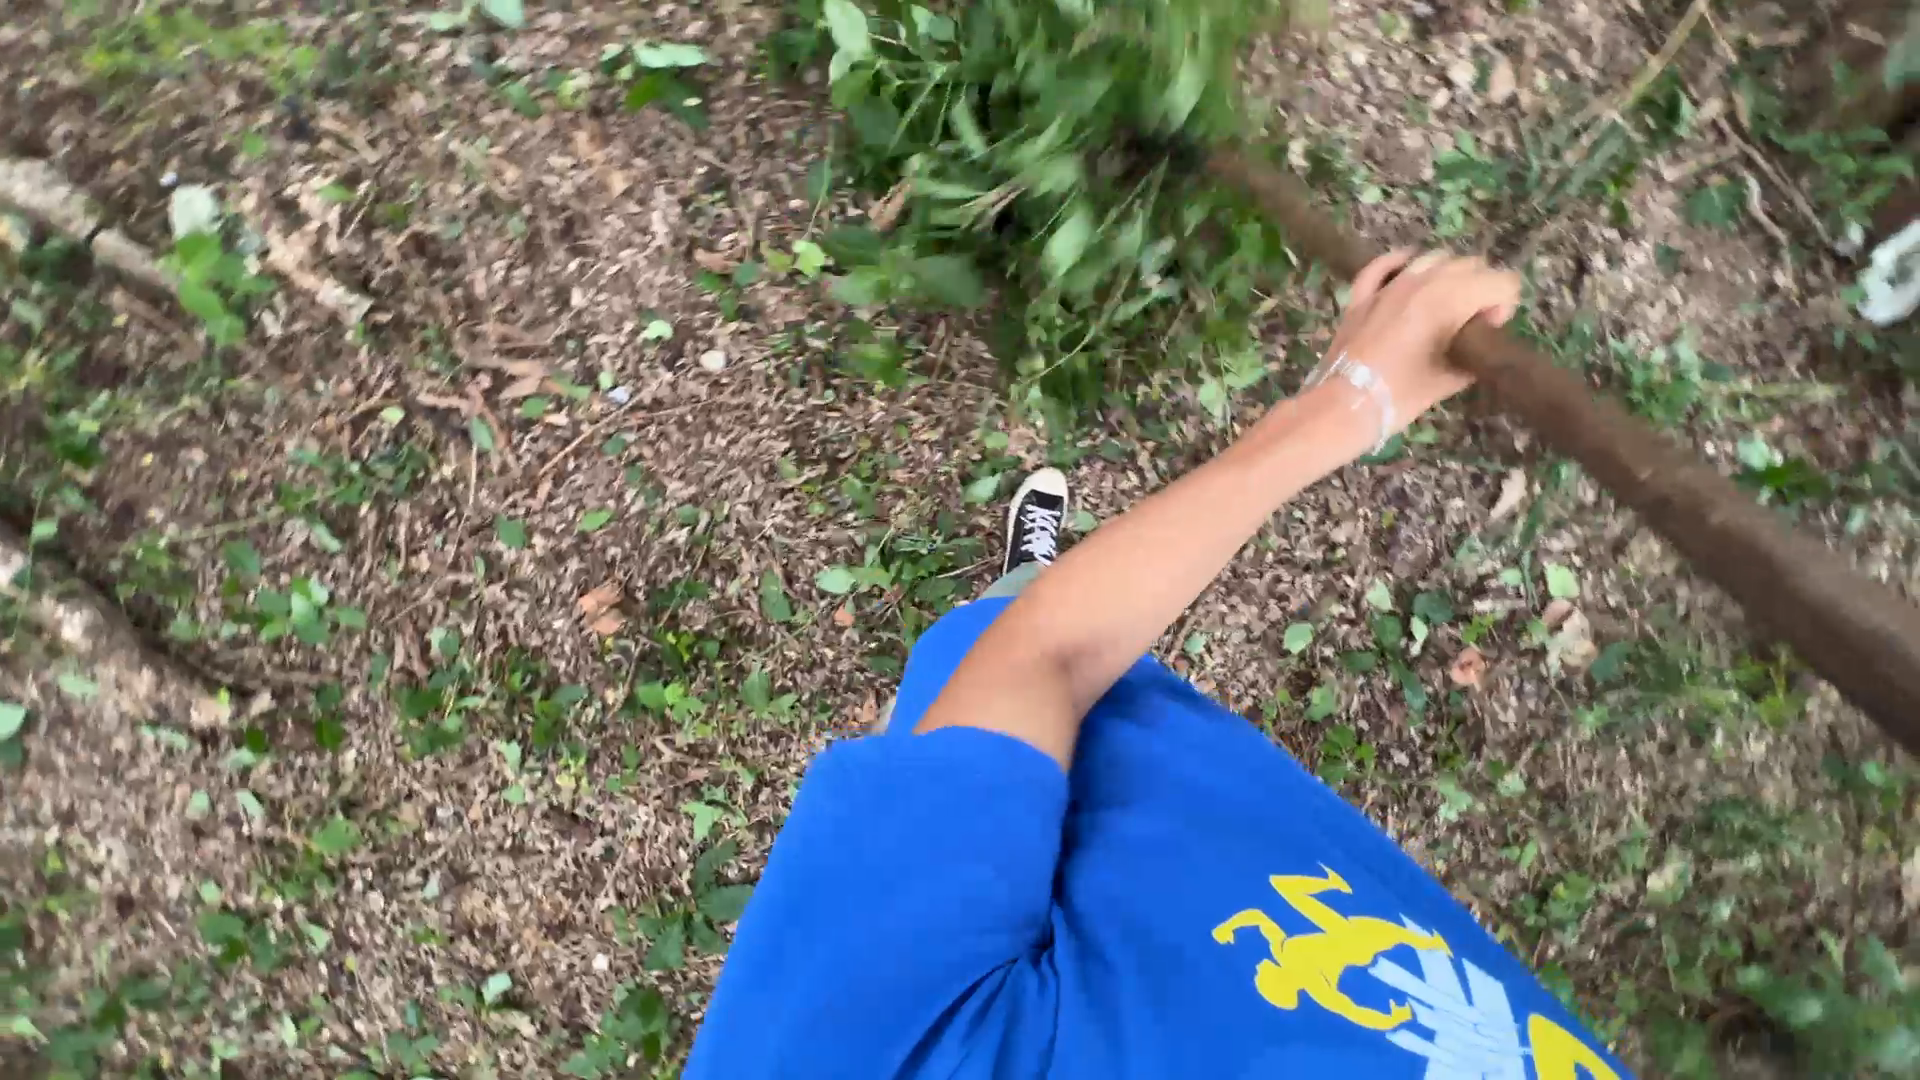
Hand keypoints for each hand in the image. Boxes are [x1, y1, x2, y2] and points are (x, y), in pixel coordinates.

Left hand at [1300, 250, 1520, 450]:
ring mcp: (1387, 287)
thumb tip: (1479, 339)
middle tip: (1468, 323)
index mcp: (1452, 297)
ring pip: (1431, 260)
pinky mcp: (1359, 298)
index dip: (1503, 305)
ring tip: (1440, 307)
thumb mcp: (1453, 377)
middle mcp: (1422, 281)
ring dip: (1444, 276)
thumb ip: (1477, 351)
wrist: (1345, 404)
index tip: (1488, 331)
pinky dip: (1397, 266)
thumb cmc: (1402, 394)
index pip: (1501, 282)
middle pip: (1470, 266)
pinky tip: (1404, 275)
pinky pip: (1381, 267)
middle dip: (1478, 289)